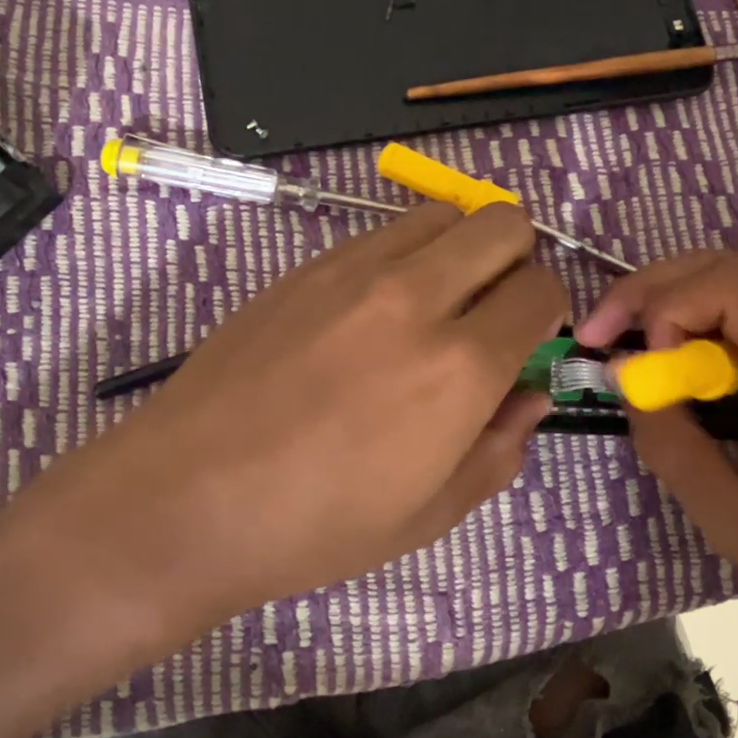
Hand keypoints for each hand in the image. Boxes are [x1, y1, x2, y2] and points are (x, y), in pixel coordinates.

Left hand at [62, 202, 568, 625]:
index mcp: (459, 366)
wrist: (189, 493)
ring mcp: (354, 270)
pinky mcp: (305, 265)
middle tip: (490, 310)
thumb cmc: (315, 524)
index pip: (541, 290)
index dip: (548, 312)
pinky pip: (380, 233)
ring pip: (441, 214)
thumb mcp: (430, 512)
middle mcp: (415, 297)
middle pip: (503, 224)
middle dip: (517, 260)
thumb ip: (500, 446)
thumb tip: (529, 393)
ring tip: (432, 304)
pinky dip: (401, 255)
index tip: (526, 341)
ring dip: (458, 248)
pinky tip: (369, 311)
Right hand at [576, 252, 737, 627]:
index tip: (626, 359)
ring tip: (632, 352)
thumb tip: (622, 372)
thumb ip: (670, 444)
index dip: (662, 305)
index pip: (730, 286)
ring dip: (673, 306)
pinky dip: (704, 324)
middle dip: (651, 294)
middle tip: (599, 335)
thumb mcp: (735, 521)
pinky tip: (679, 362)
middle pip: (728, 270)